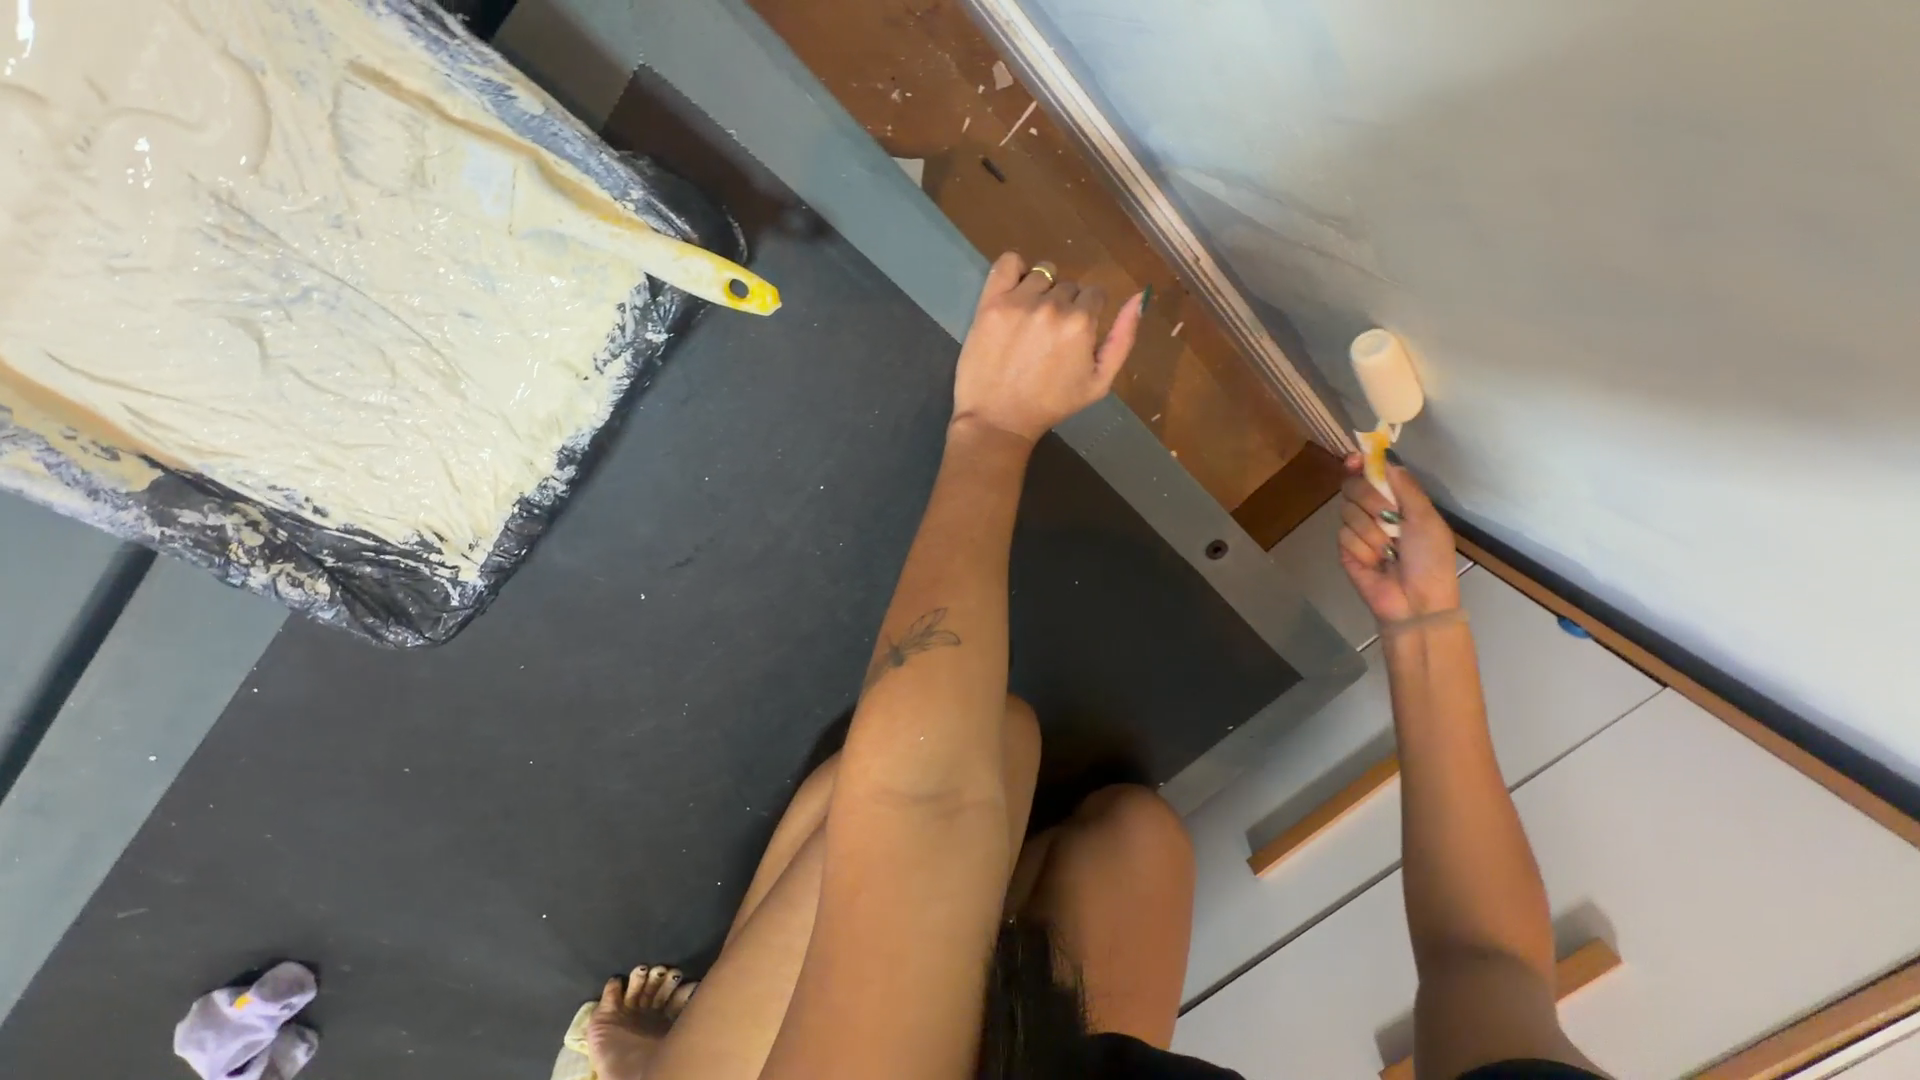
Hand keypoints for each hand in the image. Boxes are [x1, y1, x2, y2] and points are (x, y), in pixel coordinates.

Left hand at [950, 252, 1144, 444]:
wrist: (999, 419)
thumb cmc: (1052, 405)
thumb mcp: (1099, 381)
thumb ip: (1123, 338)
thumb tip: (1139, 296)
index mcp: (1081, 322)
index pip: (1094, 294)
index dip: (1087, 313)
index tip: (1072, 335)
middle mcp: (1052, 305)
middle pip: (1068, 286)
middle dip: (1065, 305)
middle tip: (1048, 336)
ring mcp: (1019, 302)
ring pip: (1042, 274)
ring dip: (1041, 290)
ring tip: (1030, 319)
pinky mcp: (990, 303)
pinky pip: (1008, 262)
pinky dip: (1015, 269)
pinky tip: (1015, 292)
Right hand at [1337, 456, 1460, 624]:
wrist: (1416, 600)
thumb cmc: (1431, 560)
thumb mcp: (1427, 519)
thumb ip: (1405, 487)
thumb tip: (1385, 459)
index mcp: (1399, 501)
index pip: (1372, 473)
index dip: (1360, 464)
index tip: (1353, 460)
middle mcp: (1375, 511)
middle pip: (1353, 486)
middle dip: (1370, 499)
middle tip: (1388, 515)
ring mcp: (1358, 530)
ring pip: (1348, 510)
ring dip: (1372, 530)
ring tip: (1388, 550)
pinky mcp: (1346, 549)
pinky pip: (1344, 535)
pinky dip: (1364, 548)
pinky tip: (1376, 562)